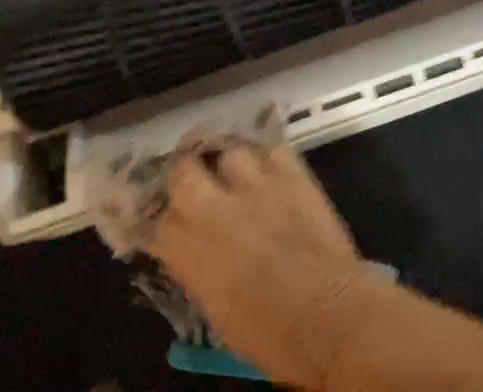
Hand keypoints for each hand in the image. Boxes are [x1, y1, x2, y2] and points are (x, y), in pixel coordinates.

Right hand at [146, 143, 381, 388]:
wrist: (325, 314)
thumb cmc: (267, 332)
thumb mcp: (215, 308)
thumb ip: (198, 269)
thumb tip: (196, 255)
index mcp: (188, 250)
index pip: (156, 220)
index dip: (161, 220)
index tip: (170, 222)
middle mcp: (214, 210)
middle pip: (183, 170)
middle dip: (186, 173)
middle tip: (196, 181)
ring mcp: (256, 187)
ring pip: (230, 151)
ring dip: (230, 162)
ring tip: (236, 171)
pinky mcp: (294, 176)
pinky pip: (274, 150)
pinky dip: (270, 158)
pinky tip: (272, 170)